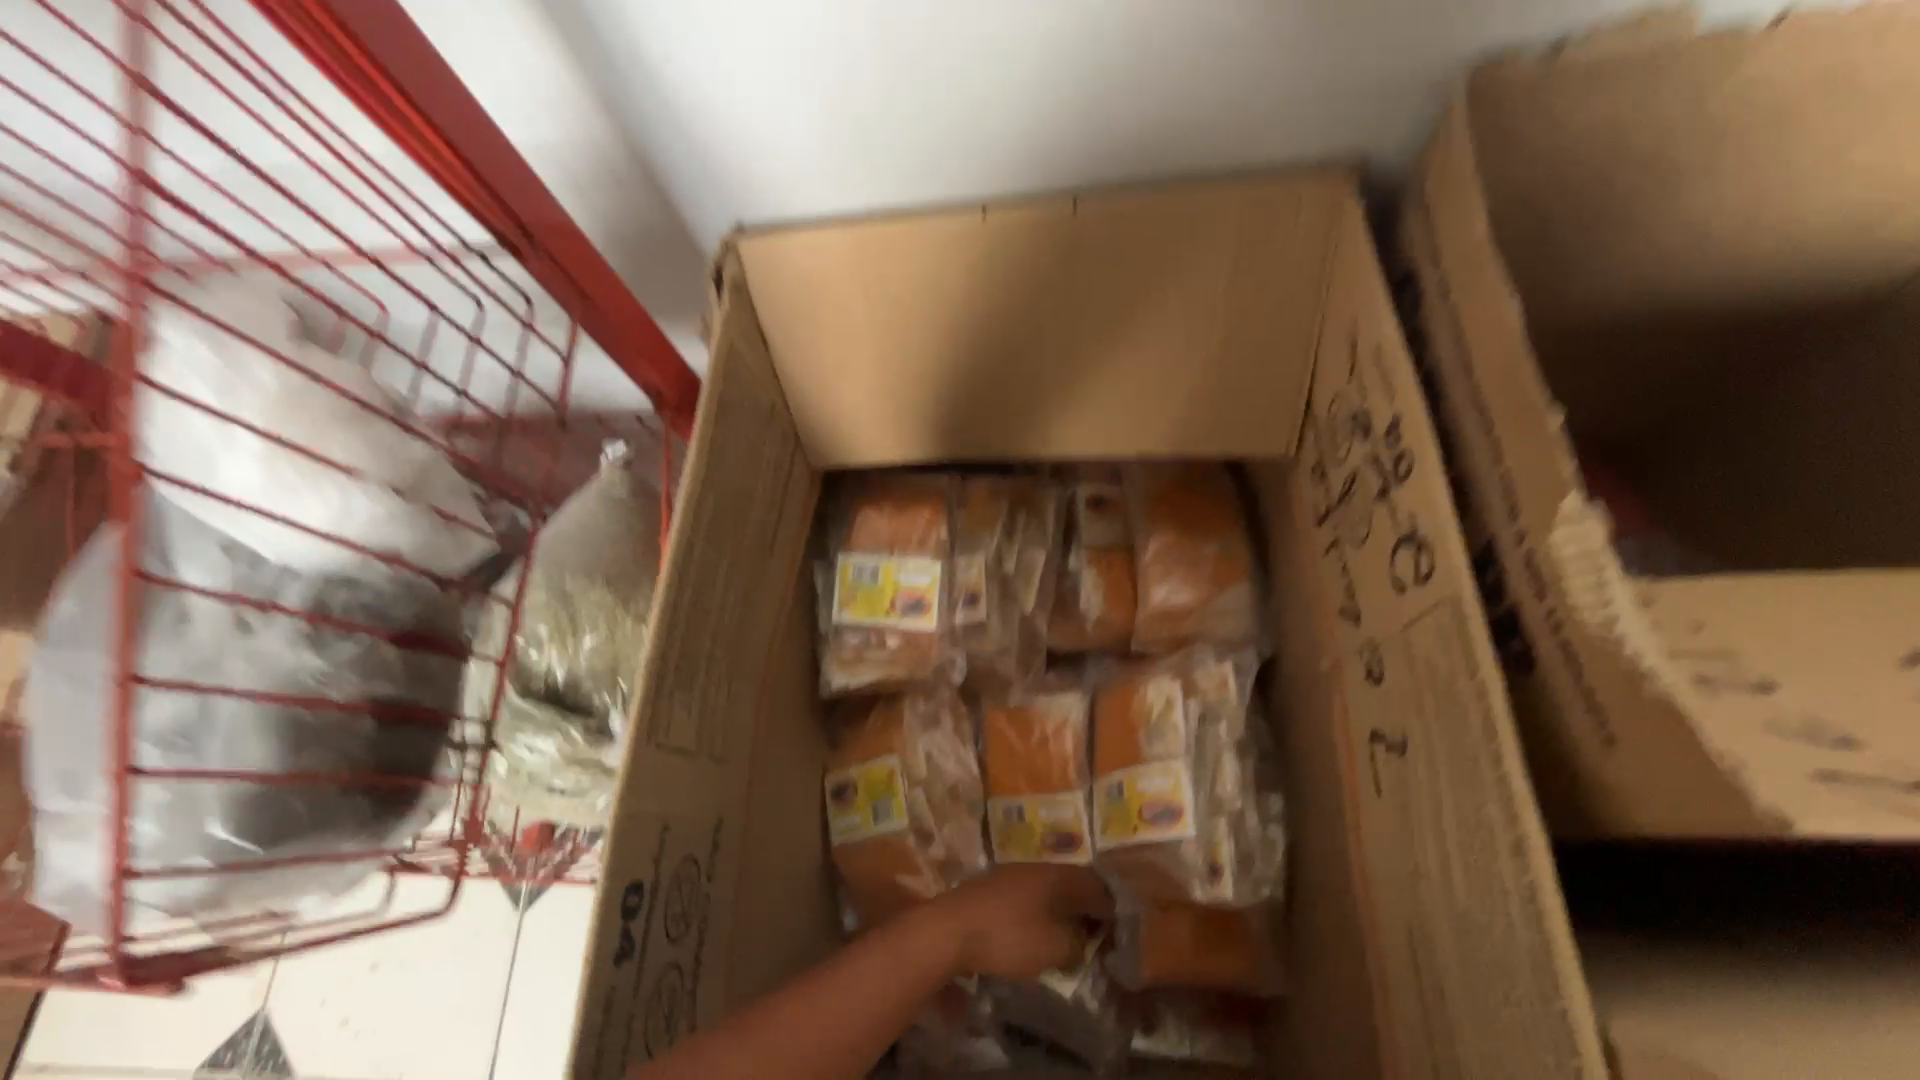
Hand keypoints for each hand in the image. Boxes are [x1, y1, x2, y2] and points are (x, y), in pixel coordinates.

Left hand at [926, 864, 1113, 979]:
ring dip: (1059, 911)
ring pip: (1045, 891)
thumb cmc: (1008, 937)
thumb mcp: (1054, 948)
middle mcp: (1034, 868)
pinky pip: (1024, 900)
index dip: (1110, 907)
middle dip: (1084, 908)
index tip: (1119, 929)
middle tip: (1096, 934)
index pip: (1094, 885)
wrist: (947, 931)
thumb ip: (1076, 945)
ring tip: (1067, 937)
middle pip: (1069, 885)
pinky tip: (1034, 934)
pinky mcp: (987, 891)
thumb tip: (1081, 942)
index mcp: (1055, 875)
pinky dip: (1036, 915)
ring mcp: (1008, 876)